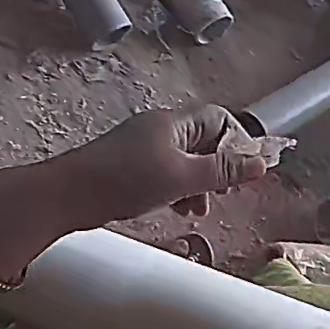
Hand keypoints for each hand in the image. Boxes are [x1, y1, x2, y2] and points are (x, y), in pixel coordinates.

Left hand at [46, 106, 269, 226]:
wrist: (69, 194)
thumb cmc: (126, 179)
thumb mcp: (182, 176)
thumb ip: (221, 171)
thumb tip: (260, 163)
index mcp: (174, 123)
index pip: (219, 119)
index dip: (238, 140)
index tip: (249, 167)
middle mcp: (160, 130)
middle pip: (203, 141)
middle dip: (217, 168)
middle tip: (223, 192)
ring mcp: (143, 148)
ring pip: (184, 161)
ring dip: (197, 184)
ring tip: (198, 209)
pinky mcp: (130, 167)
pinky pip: (166, 173)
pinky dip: (177, 189)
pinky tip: (177, 208)